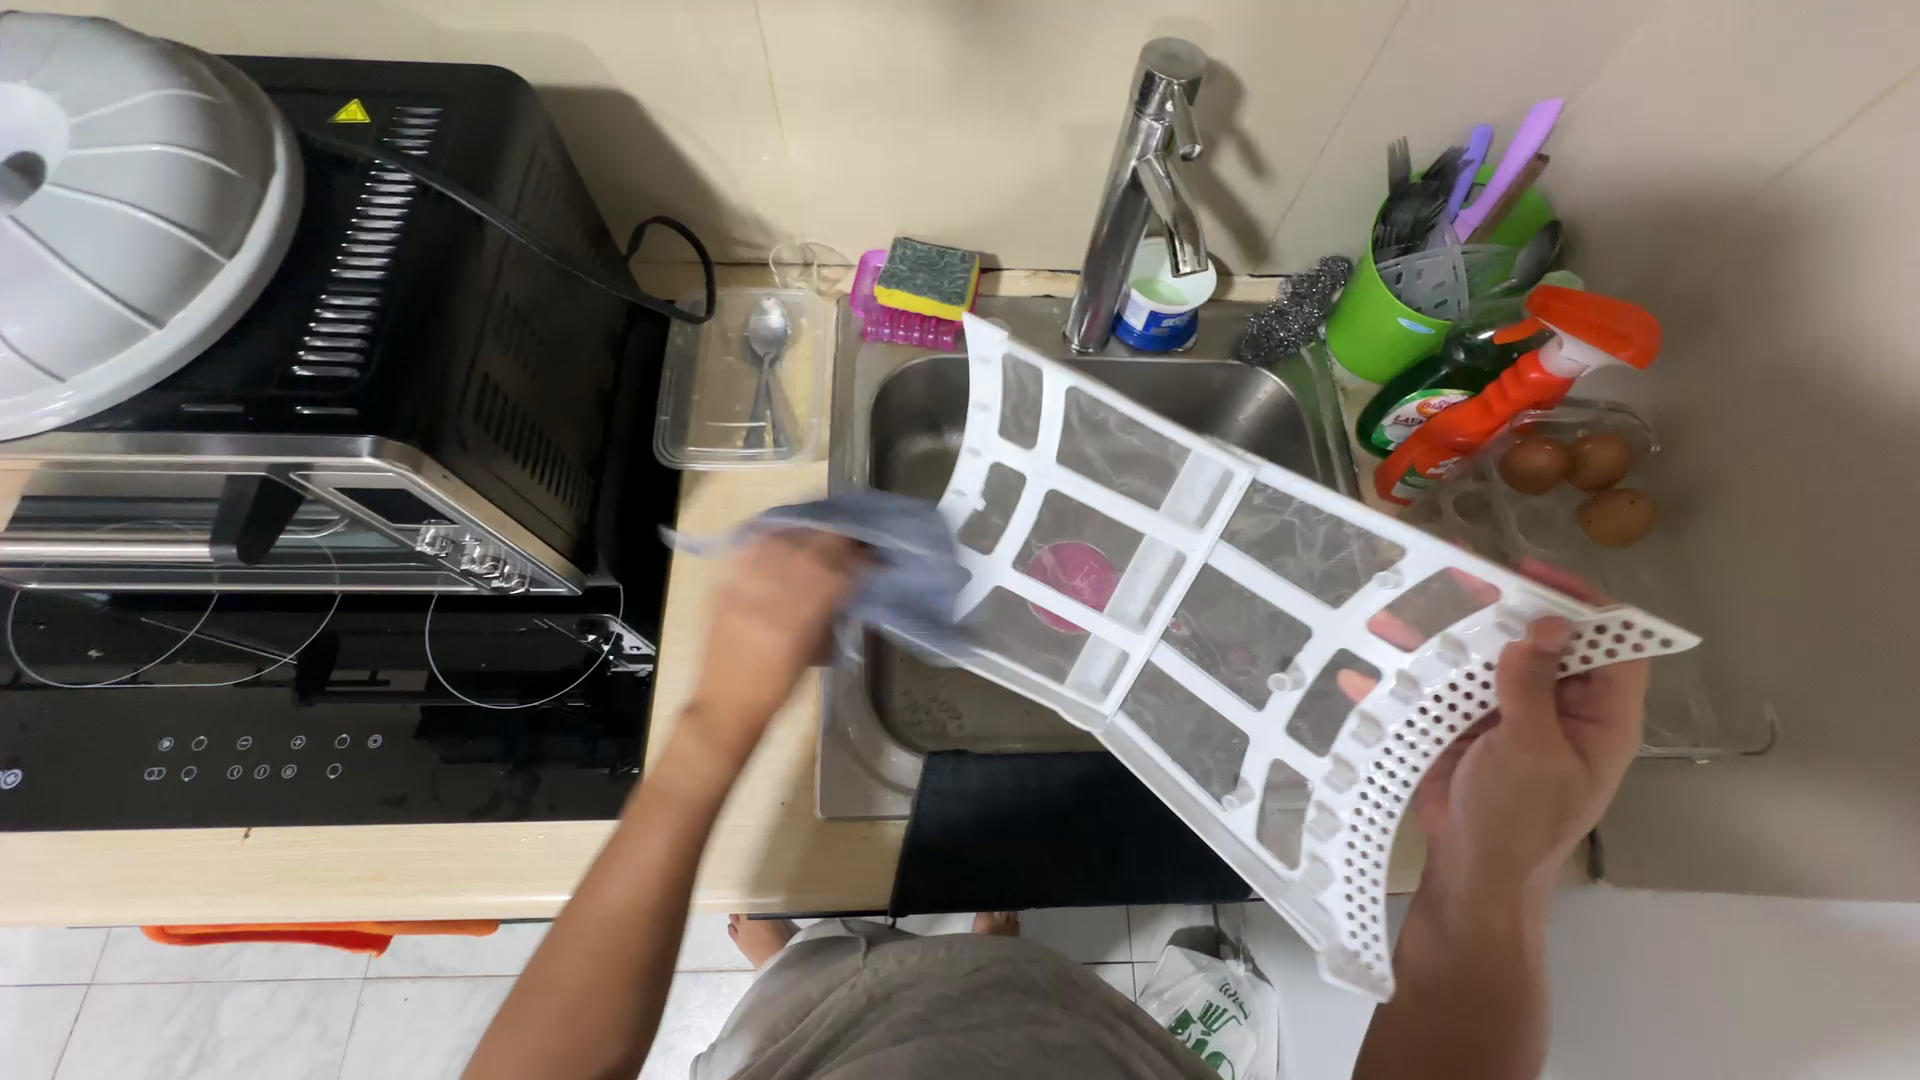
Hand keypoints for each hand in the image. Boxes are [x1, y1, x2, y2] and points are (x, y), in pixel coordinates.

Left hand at [683, 530, 861, 767]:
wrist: (725, 708)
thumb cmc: (777, 690)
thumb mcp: (814, 655)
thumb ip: (829, 615)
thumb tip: (848, 581)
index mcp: (795, 627)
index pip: (833, 577)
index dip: (856, 560)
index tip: (872, 554)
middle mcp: (766, 604)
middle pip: (806, 553)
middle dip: (834, 538)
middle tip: (852, 536)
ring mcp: (740, 593)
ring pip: (777, 545)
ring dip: (804, 532)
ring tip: (821, 529)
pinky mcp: (722, 590)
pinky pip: (747, 552)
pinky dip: (768, 538)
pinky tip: (782, 533)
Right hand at [1411, 559, 1647, 900]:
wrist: (1471, 865)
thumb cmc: (1521, 816)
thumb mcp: (1534, 750)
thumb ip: (1535, 688)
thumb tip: (1547, 625)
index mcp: (1596, 714)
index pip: (1609, 645)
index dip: (1581, 604)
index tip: (1533, 575)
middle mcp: (1554, 705)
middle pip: (1535, 643)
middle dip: (1498, 612)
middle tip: (1455, 582)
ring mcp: (1503, 714)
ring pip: (1480, 661)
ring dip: (1441, 640)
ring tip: (1396, 619)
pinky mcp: (1459, 725)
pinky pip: (1436, 690)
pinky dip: (1403, 679)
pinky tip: (1367, 671)